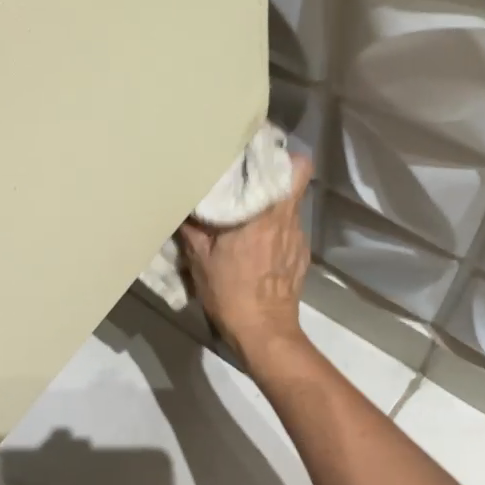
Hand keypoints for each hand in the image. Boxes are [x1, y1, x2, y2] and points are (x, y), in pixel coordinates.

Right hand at [179, 153, 313, 357]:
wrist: (264, 333)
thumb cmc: (230, 294)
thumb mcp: (199, 260)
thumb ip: (193, 227)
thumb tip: (184, 205)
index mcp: (265, 214)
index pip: (294, 169)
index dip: (281, 155)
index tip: (258, 150)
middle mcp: (288, 220)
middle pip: (295, 181)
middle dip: (274, 174)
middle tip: (249, 175)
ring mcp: (298, 239)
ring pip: (290, 206)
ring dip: (272, 203)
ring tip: (248, 209)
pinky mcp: (301, 257)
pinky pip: (289, 230)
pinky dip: (275, 228)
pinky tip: (257, 242)